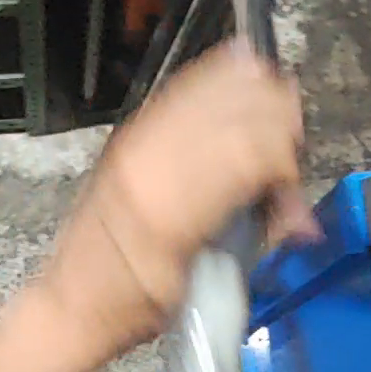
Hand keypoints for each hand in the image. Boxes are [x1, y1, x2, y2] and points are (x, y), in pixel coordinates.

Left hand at [39, 44, 314, 363]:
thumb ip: (253, 241)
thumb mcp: (203, 288)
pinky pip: (178, 93)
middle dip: (276, 122)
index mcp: (172, 211)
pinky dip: (213, 77)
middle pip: (234, 114)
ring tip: (274, 102)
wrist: (71, 303)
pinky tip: (237, 64)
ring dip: (250, 92)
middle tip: (289, 145)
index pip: (249, 154)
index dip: (284, 161)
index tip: (290, 183)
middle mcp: (150, 166)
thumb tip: (299, 219)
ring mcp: (135, 146)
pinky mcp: (128, 140)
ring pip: (208, 94)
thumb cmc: (131, 306)